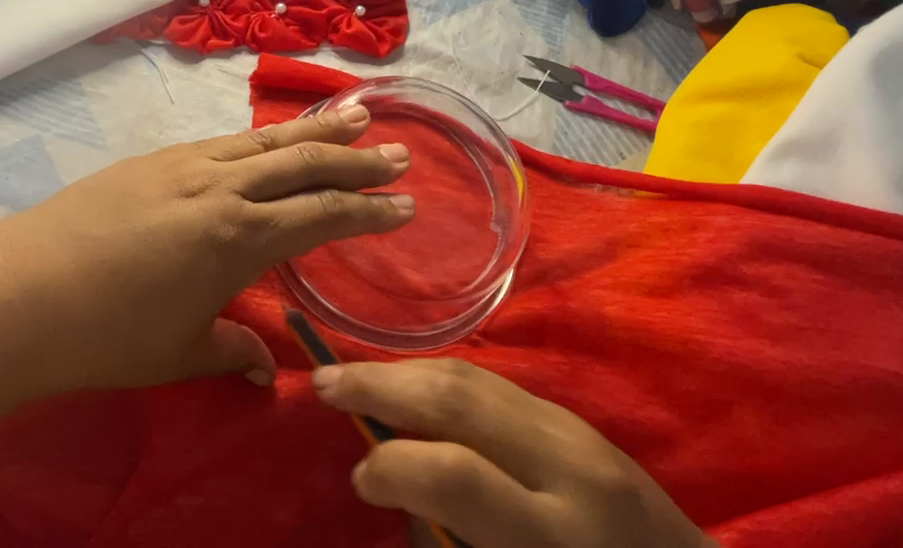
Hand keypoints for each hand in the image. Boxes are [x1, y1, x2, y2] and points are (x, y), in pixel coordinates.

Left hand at [0, 105, 412, 393]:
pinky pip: (225, 140)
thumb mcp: (179, 352)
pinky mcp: (155, 158)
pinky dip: (261, 135)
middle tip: (399, 151)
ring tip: (355, 116)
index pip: (321, 216)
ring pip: (265, 141)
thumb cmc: (106, 332)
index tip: (405, 203)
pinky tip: (270, 136)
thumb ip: (231, 351)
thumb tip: (267, 370)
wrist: (23, 289)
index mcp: (237, 238)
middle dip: (356, 160)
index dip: (368, 211)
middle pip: (303, 165)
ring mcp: (186, 165)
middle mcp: (221, 189)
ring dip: (314, 131)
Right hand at [313, 360, 708, 547]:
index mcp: (558, 534)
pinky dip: (439, 378)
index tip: (362, 479)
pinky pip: (494, 383)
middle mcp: (570, 468)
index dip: (391, 467)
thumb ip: (453, 538)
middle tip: (324, 383)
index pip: (455, 473)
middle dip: (381, 386)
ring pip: (474, 377)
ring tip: (354, 376)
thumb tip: (397, 493)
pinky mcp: (577, 420)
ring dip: (404, 371)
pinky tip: (410, 385)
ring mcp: (577, 434)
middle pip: (459, 400)